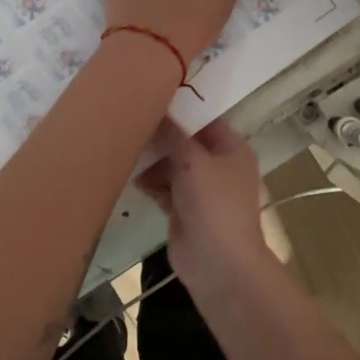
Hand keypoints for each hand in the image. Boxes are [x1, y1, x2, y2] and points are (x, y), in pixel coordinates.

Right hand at [136, 119, 273, 283]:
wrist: (218, 261)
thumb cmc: (213, 203)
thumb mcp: (193, 161)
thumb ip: (173, 135)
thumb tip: (158, 112)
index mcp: (232, 149)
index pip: (205, 120)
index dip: (181, 109)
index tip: (151, 97)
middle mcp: (219, 166)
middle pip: (186, 143)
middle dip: (162, 137)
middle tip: (131, 121)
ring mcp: (202, 190)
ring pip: (173, 166)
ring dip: (153, 161)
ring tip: (126, 149)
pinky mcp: (184, 210)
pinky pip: (165, 188)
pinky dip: (151, 183)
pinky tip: (131, 177)